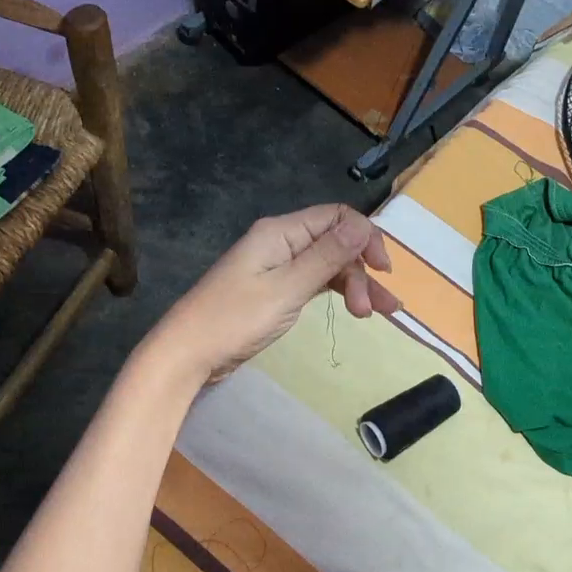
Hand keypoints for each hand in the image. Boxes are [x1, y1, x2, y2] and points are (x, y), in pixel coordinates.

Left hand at [148, 205, 398, 384]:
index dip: (365, 237)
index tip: (383, 270)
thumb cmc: (235, 319)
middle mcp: (281, 242)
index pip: (336, 217)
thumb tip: (362, 224)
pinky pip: (314, 281)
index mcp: (281, 232)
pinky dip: (335, 292)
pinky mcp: (275, 289)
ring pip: (328, 265)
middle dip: (360, 270)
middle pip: (335, 242)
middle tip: (375, 310)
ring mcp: (277, 266)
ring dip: (353, 285)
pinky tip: (354, 308)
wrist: (187, 353)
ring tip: (376, 315)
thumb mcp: (287, 289)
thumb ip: (326, 256)